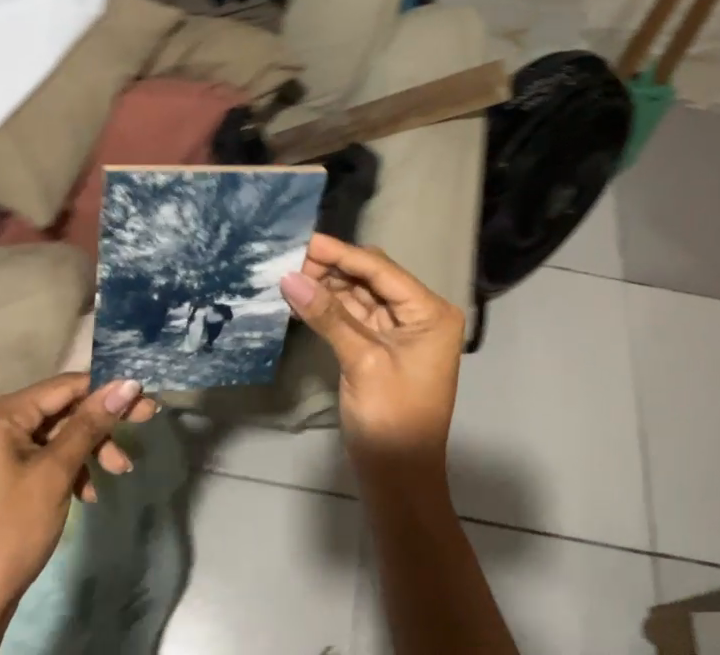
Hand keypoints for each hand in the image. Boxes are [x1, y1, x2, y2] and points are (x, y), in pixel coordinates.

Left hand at [0, 374, 157, 654]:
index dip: (106, 391)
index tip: (145, 400)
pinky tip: (88, 494)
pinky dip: (65, 470)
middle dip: (100, 427)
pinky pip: (37, 459)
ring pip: (51, 438)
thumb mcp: (56, 473)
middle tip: (144, 427)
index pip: (62, 387)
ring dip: (87, 452)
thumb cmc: (11, 530)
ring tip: (119, 473)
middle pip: (58, 412)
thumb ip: (91, 424)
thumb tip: (128, 383)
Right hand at [281, 235, 463, 476]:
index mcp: (430, 312)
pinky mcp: (381, 347)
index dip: (341, 254)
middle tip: (288, 261)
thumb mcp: (361, 361)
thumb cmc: (391, 418)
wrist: (399, 478)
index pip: (381, 270)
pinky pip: (354, 317)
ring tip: (288, 276)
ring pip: (360, 295)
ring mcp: (401, 331)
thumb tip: (289, 277)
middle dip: (332, 268)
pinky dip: (330, 308)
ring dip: (328, 287)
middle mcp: (420, 314)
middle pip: (371, 278)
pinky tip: (302, 299)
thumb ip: (328, 315)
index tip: (302, 241)